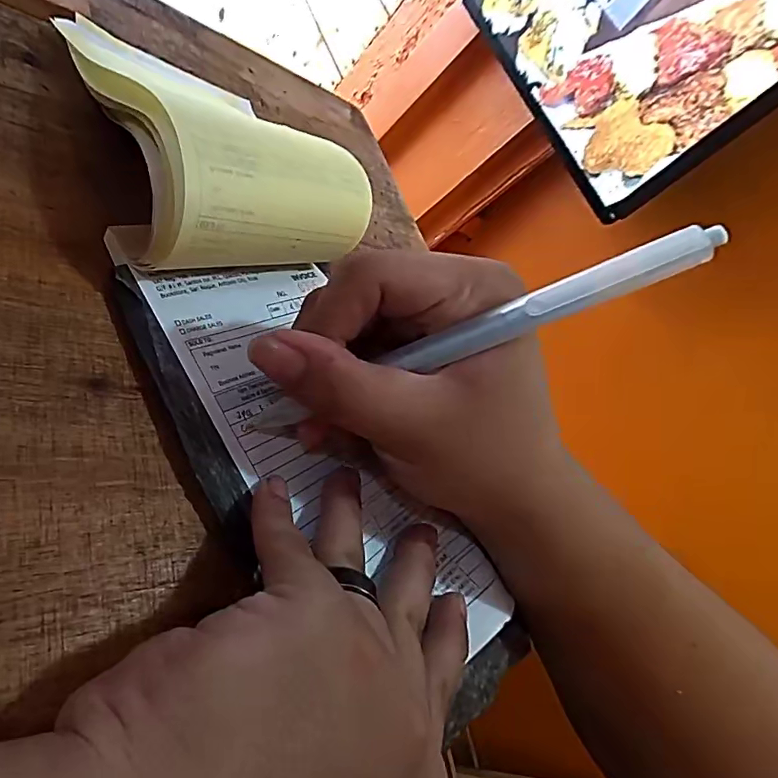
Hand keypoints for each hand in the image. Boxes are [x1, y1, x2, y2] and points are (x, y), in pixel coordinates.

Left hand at [54, 472, 467, 777]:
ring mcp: (355, 649)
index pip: (440, 690)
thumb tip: (310, 756)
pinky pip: (289, 545)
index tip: (453, 609)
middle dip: (419, 571)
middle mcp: (397, 705)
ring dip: (353, 520)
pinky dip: (276, 516)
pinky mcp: (296, 605)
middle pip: (413, 615)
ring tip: (353, 486)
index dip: (445, 643)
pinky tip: (270, 493)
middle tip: (426, 534)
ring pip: (362, 566)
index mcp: (406, 777)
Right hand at [247, 250, 570, 534]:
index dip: (326, 324)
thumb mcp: (408, 426)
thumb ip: (337, 385)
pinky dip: (337, 384)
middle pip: (353, 293)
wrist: (515, 503)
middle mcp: (451, 286)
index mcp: (472, 288)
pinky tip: (337, 421)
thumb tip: (261, 348)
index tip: (307, 383)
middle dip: (324, 353)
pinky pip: (355, 346)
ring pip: (346, 321)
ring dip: (326, 374)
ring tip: (325, 425)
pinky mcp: (415, 339)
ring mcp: (431, 312)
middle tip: (316, 411)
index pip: (371, 275)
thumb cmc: (482, 465)